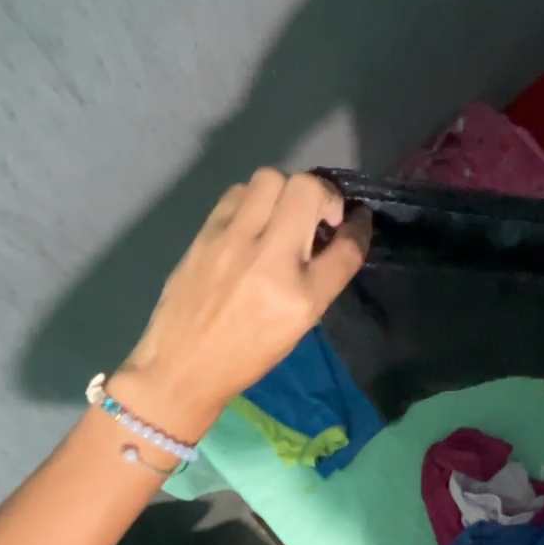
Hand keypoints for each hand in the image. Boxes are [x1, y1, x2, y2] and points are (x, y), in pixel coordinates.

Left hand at [108, 168, 371, 435]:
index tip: (358, 220)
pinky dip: (255, 198)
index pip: (346, 247)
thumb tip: (336, 239)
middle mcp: (270, 261)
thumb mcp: (300, 326)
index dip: (359, 227)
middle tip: (319, 216)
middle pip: (308, 190)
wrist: (184, 366)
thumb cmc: (249, 355)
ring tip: (284, 215)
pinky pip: (238, 192)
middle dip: (324, 194)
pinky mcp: (206, 234)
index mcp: (302, 297)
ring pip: (271, 178)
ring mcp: (233, 241)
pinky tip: (253, 221)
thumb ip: (322, 279)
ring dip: (287, 190)